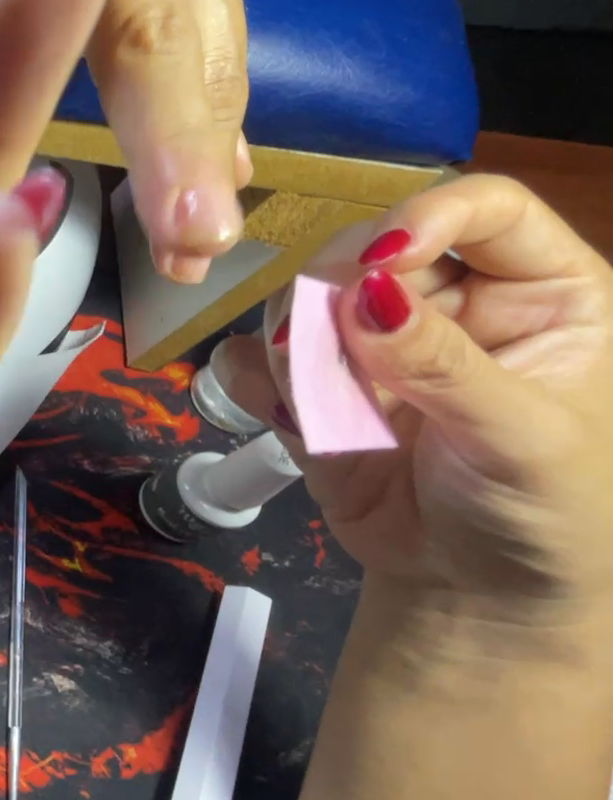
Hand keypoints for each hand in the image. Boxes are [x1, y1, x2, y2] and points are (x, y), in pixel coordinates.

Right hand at [226, 175, 612, 621]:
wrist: (469, 588)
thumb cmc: (548, 514)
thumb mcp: (520, 439)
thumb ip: (441, 364)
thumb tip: (361, 292)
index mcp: (537, 294)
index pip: (483, 210)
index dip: (428, 217)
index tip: (378, 263)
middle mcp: (444, 303)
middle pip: (364, 248)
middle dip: (332, 296)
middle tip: (322, 350)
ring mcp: (364, 342)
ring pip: (296, 299)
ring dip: (293, 349)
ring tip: (323, 409)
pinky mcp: (306, 380)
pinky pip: (251, 355)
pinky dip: (254, 383)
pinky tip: (288, 420)